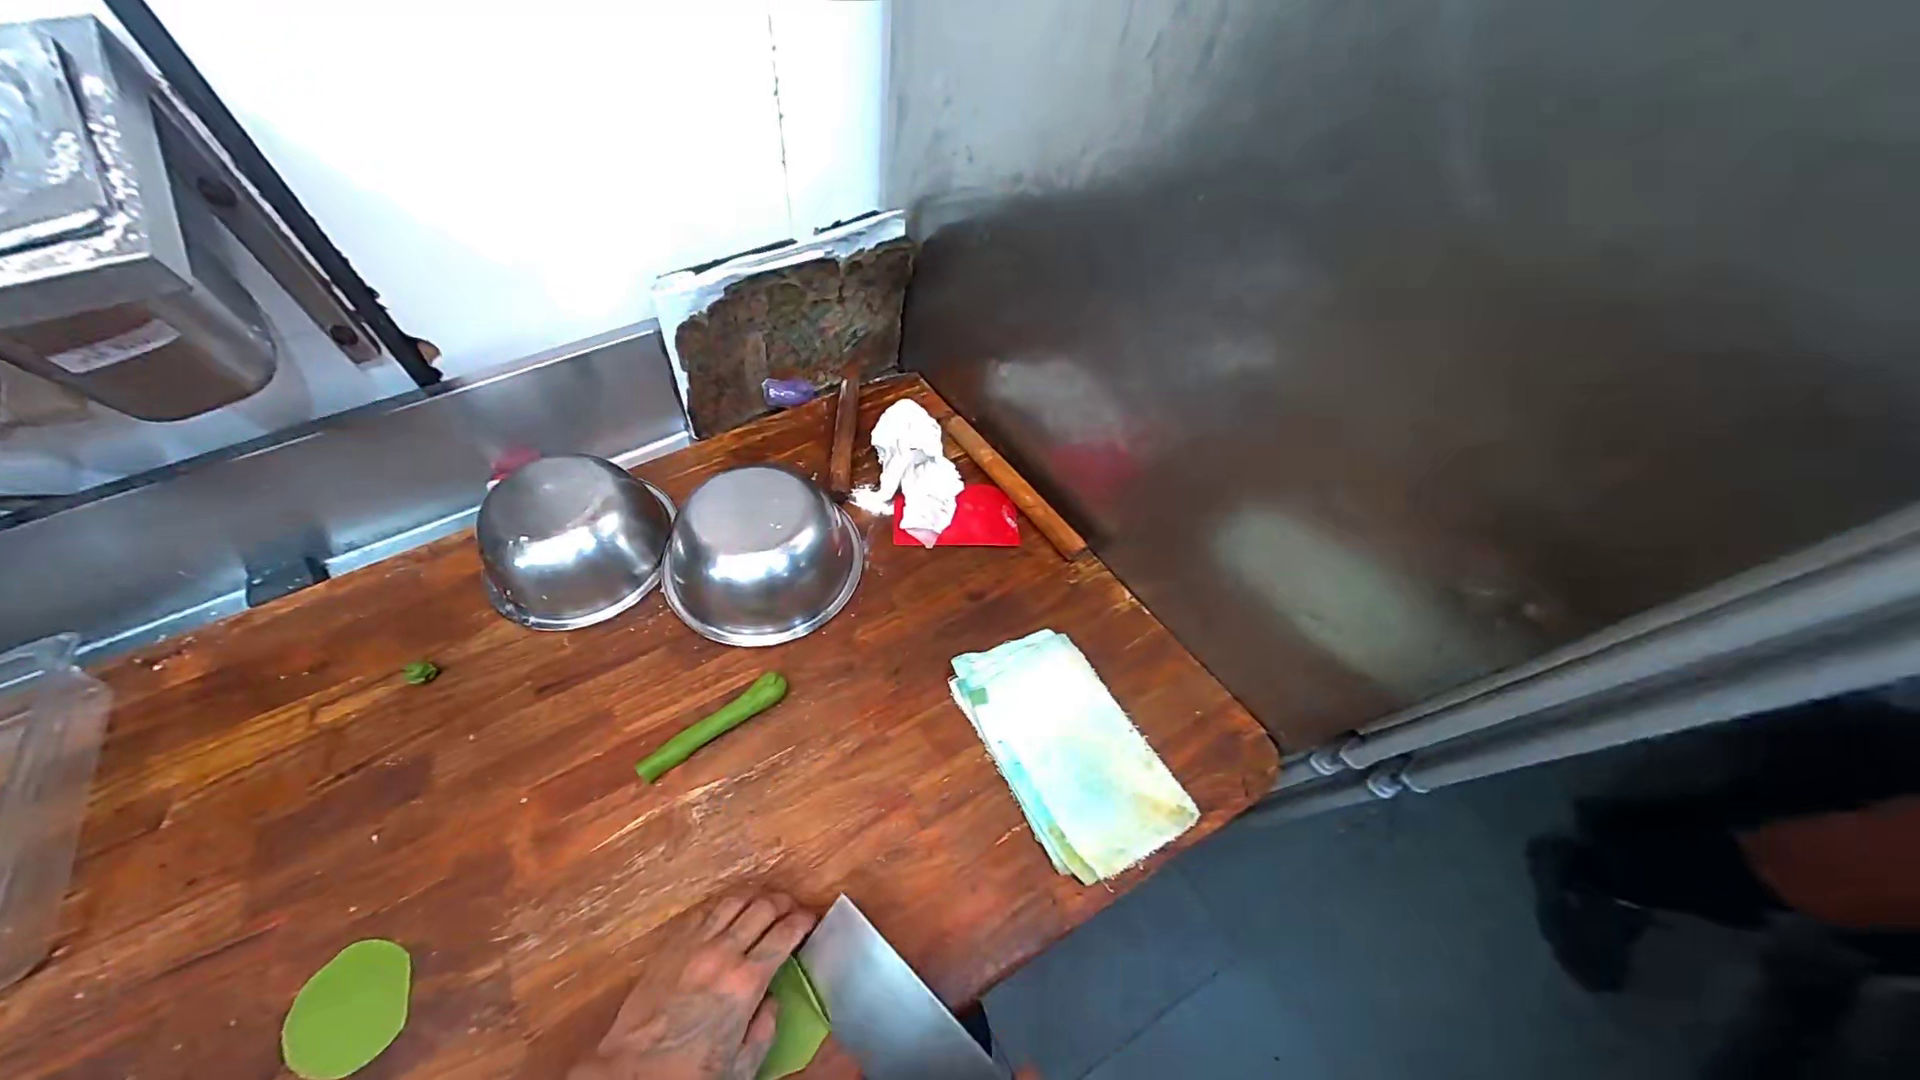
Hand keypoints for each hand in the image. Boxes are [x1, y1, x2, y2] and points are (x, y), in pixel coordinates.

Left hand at [569, 891, 816, 1079]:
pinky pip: (706, 910)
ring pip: (736, 900)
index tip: (811, 919)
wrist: (630, 1074)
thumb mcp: (741, 1066)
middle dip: (785, 903)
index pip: (786, 932)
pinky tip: (730, 913)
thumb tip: (773, 999)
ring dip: (756, 897)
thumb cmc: (688, 1074)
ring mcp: (696, 944)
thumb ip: (766, 1028)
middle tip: (792, 909)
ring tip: (765, 904)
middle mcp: (725, 953)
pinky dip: (725, 905)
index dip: (804, 920)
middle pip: (764, 906)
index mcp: (746, 982)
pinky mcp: (673, 944)